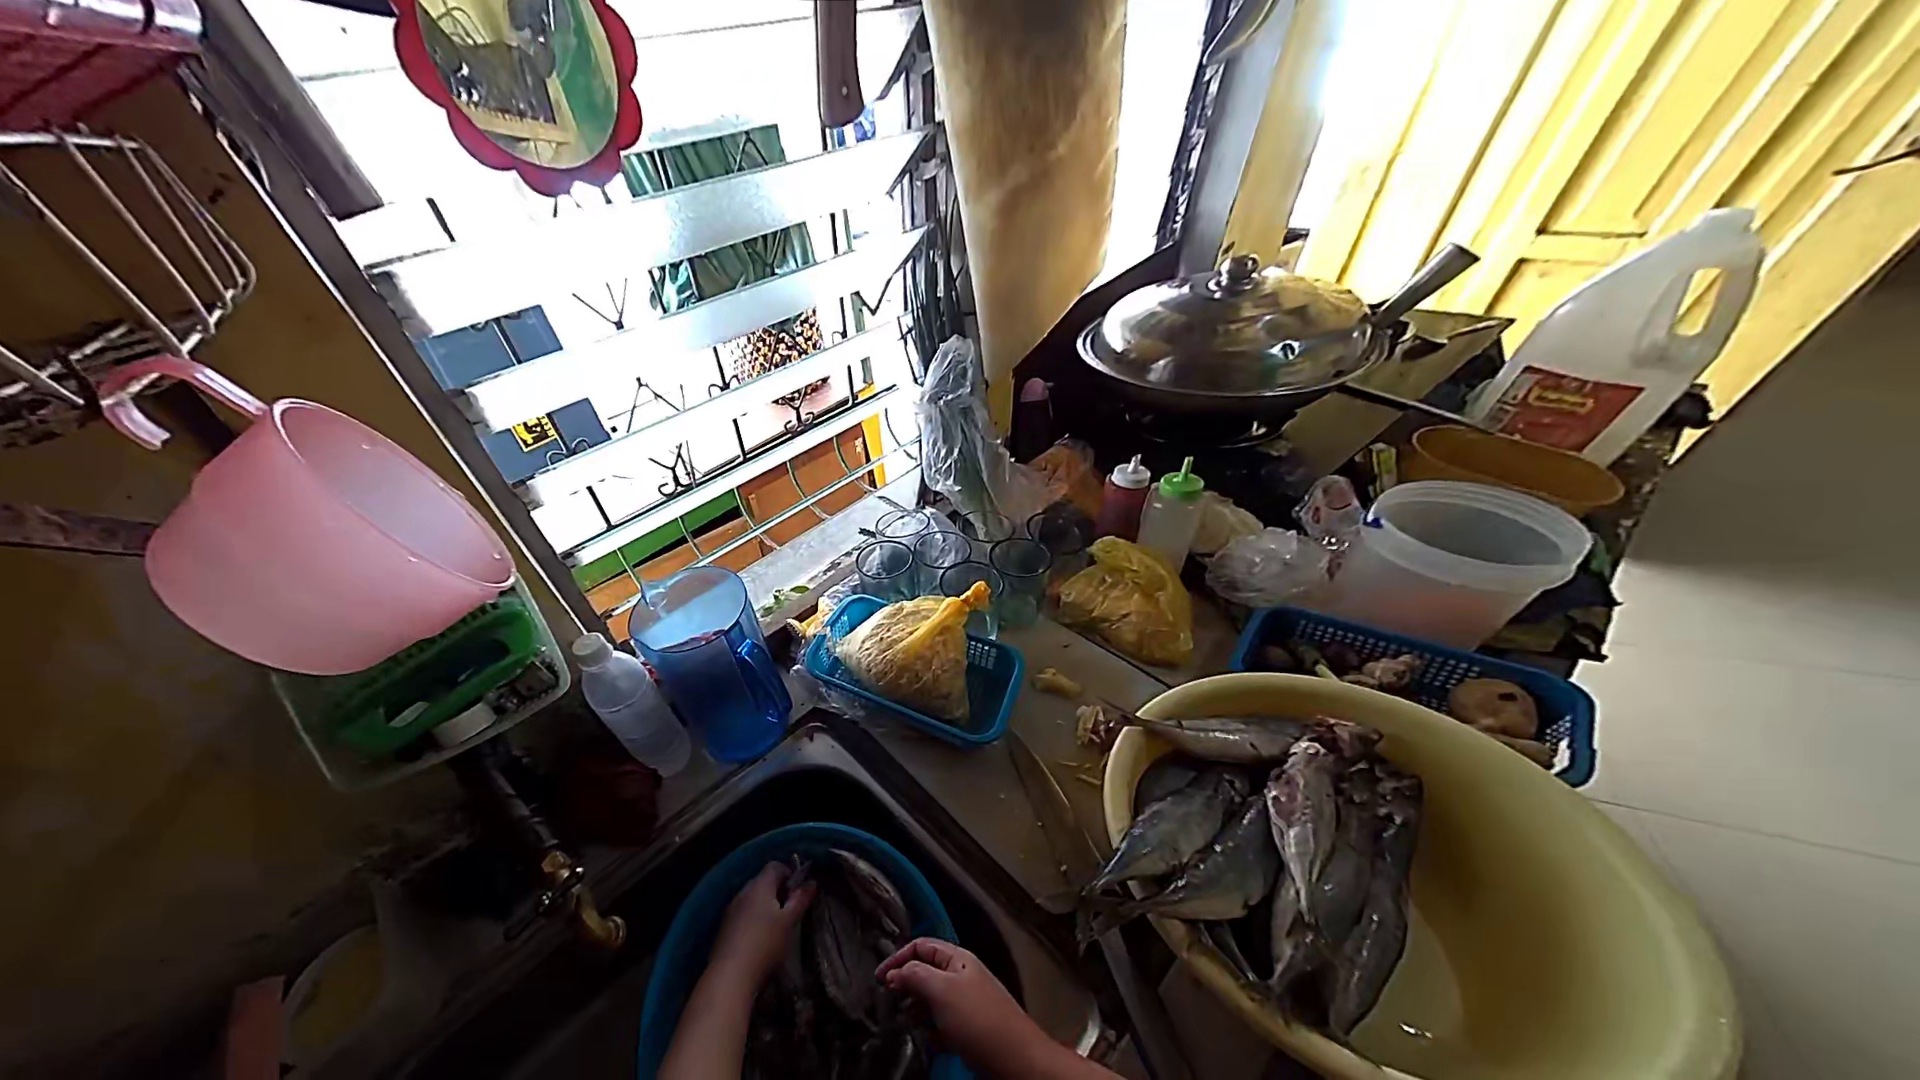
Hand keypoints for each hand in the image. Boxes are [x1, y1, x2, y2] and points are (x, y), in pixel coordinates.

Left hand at [709, 862, 813, 984]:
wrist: (730, 976)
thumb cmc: (765, 943)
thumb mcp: (789, 921)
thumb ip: (800, 899)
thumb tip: (811, 882)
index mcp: (760, 885)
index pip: (775, 866)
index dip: (789, 873)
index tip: (798, 891)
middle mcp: (743, 892)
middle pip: (762, 881)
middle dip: (777, 890)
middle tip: (790, 908)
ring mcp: (731, 910)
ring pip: (752, 898)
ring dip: (764, 905)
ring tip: (776, 925)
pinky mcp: (724, 928)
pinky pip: (742, 913)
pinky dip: (753, 918)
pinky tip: (759, 937)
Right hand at [876, 938, 1053, 1074]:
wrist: (1016, 1060)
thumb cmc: (979, 1020)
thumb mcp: (942, 991)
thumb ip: (916, 976)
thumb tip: (894, 973)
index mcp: (957, 959)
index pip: (922, 946)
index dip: (899, 958)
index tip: (879, 978)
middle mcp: (961, 976)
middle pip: (925, 971)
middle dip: (906, 984)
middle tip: (891, 1002)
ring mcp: (966, 1002)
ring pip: (932, 999)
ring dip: (918, 1009)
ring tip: (910, 1022)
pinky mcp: (968, 1029)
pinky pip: (942, 1023)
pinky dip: (932, 1029)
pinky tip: (931, 1040)